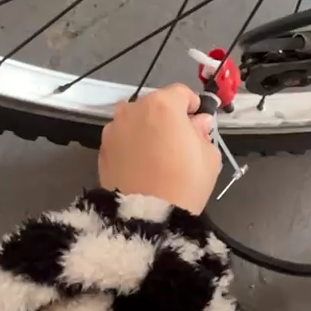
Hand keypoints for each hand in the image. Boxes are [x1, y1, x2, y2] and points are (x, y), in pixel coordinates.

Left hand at [98, 84, 221, 213]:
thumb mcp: (209, 156)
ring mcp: (113, 128)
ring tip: (158, 155)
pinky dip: (132, 145)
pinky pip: (123, 139)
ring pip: (136, 121)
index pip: (182, 93)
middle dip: (168, 117)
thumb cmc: (185, 183)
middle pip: (156, 105)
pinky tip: (142, 166)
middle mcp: (133, 109)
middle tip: (179, 141)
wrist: (146, 217)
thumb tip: (199, 123)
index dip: (193, 105)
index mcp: (163, 105)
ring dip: (147, 129)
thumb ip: (204, 132)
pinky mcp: (102, 149)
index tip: (199, 122)